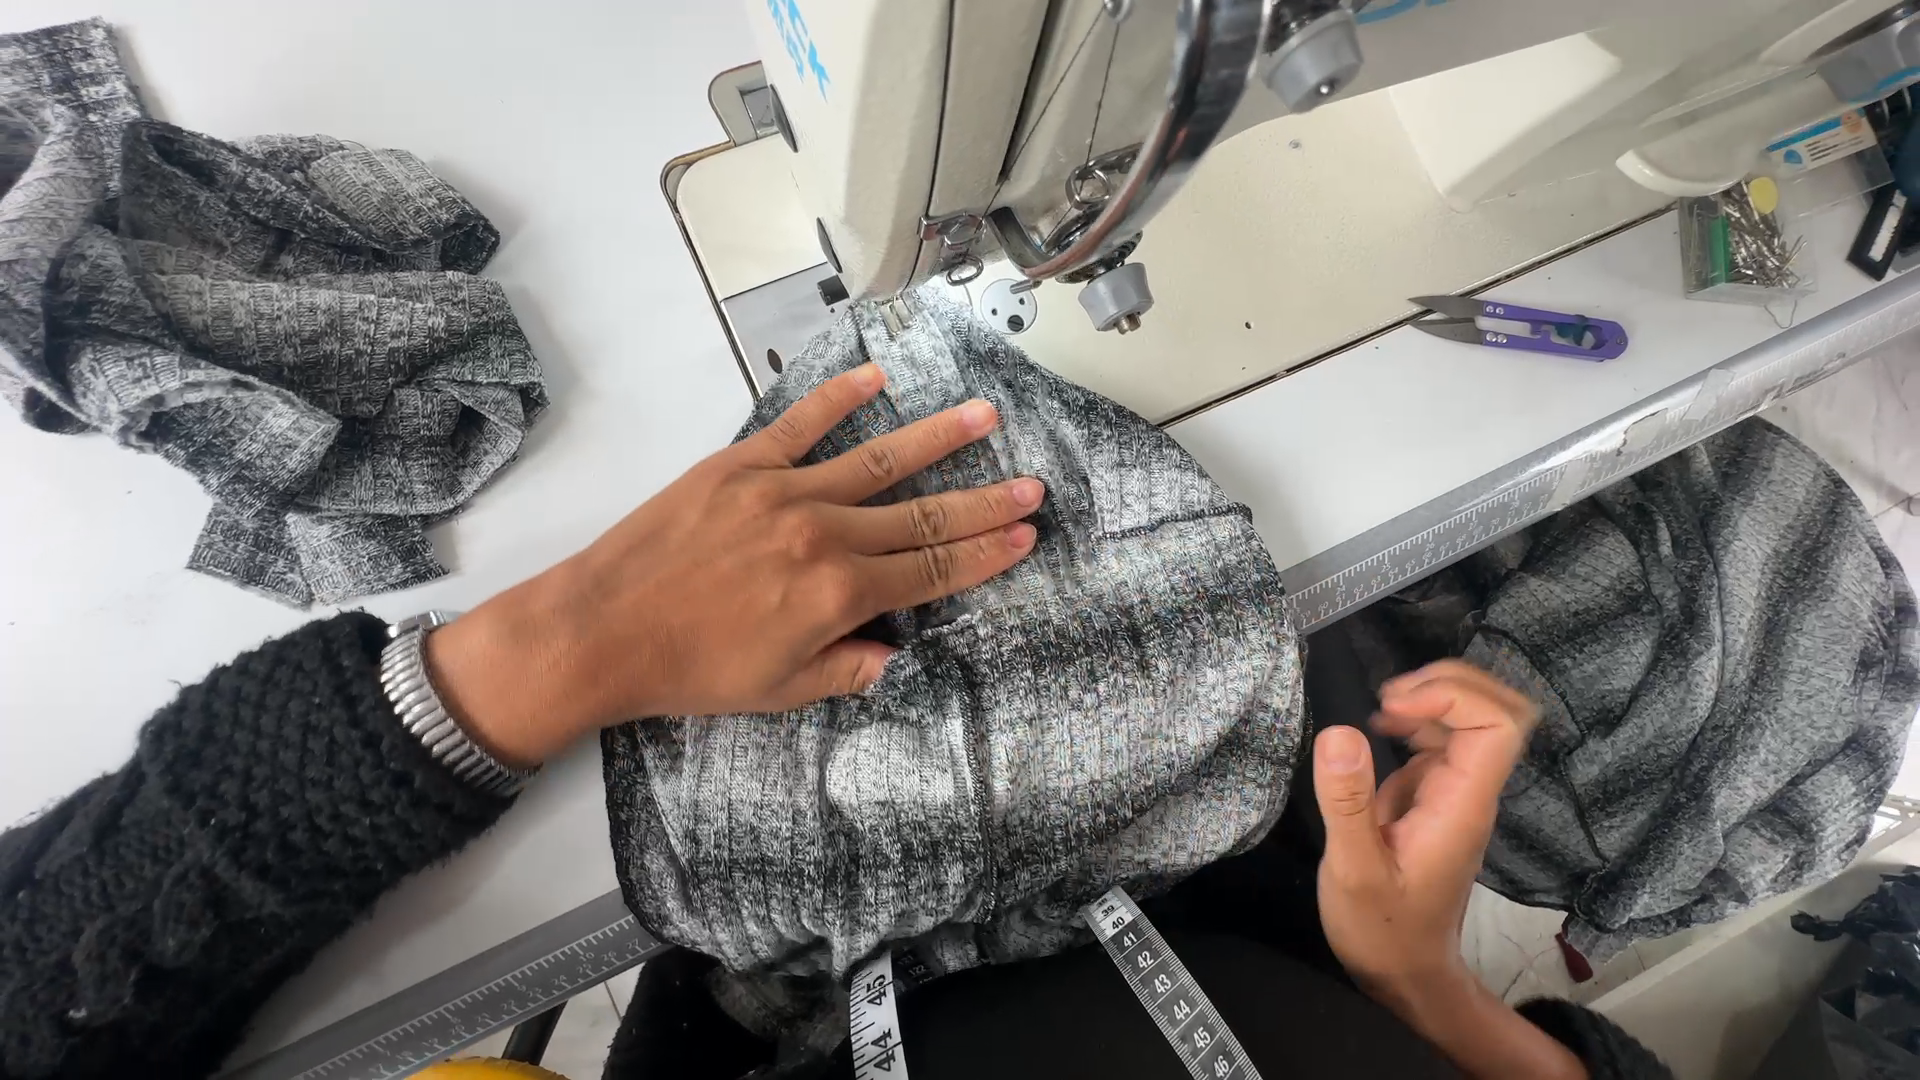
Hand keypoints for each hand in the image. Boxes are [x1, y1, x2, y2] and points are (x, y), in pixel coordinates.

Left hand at [425, 363, 1041, 766]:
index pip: (931, 571)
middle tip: (1032, 486)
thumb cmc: (693, 670)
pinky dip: (838, 398)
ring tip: (985, 417)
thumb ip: (849, 667)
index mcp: (838, 594)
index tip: (1025, 536)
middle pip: (923, 516)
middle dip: (984, 504)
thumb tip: (894, 652)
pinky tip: (876, 378)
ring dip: (938, 439)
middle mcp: (824, 535)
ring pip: (879, 461)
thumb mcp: (782, 690)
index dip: (983, 555)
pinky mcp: (743, 464)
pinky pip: (801, 425)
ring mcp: (785, 491)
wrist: (601, 629)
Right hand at [1313, 661, 1584, 1079]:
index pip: (1497, 726)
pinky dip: (1413, 716)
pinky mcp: (1432, 795)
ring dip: (1430, 695)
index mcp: (1462, 805)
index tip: (1388, 707)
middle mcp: (1468, 790)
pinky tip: (1377, 728)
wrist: (1403, 971)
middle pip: (1499, 710)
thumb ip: (1346, 801)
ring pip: (1472, 717)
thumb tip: (1340, 730)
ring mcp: (1453, 791)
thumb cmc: (1381, 927)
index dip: (1449, 696)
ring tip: (1377, 707)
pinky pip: (1441, 737)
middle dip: (1448, 682)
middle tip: (1386, 696)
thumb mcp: (1353, 868)